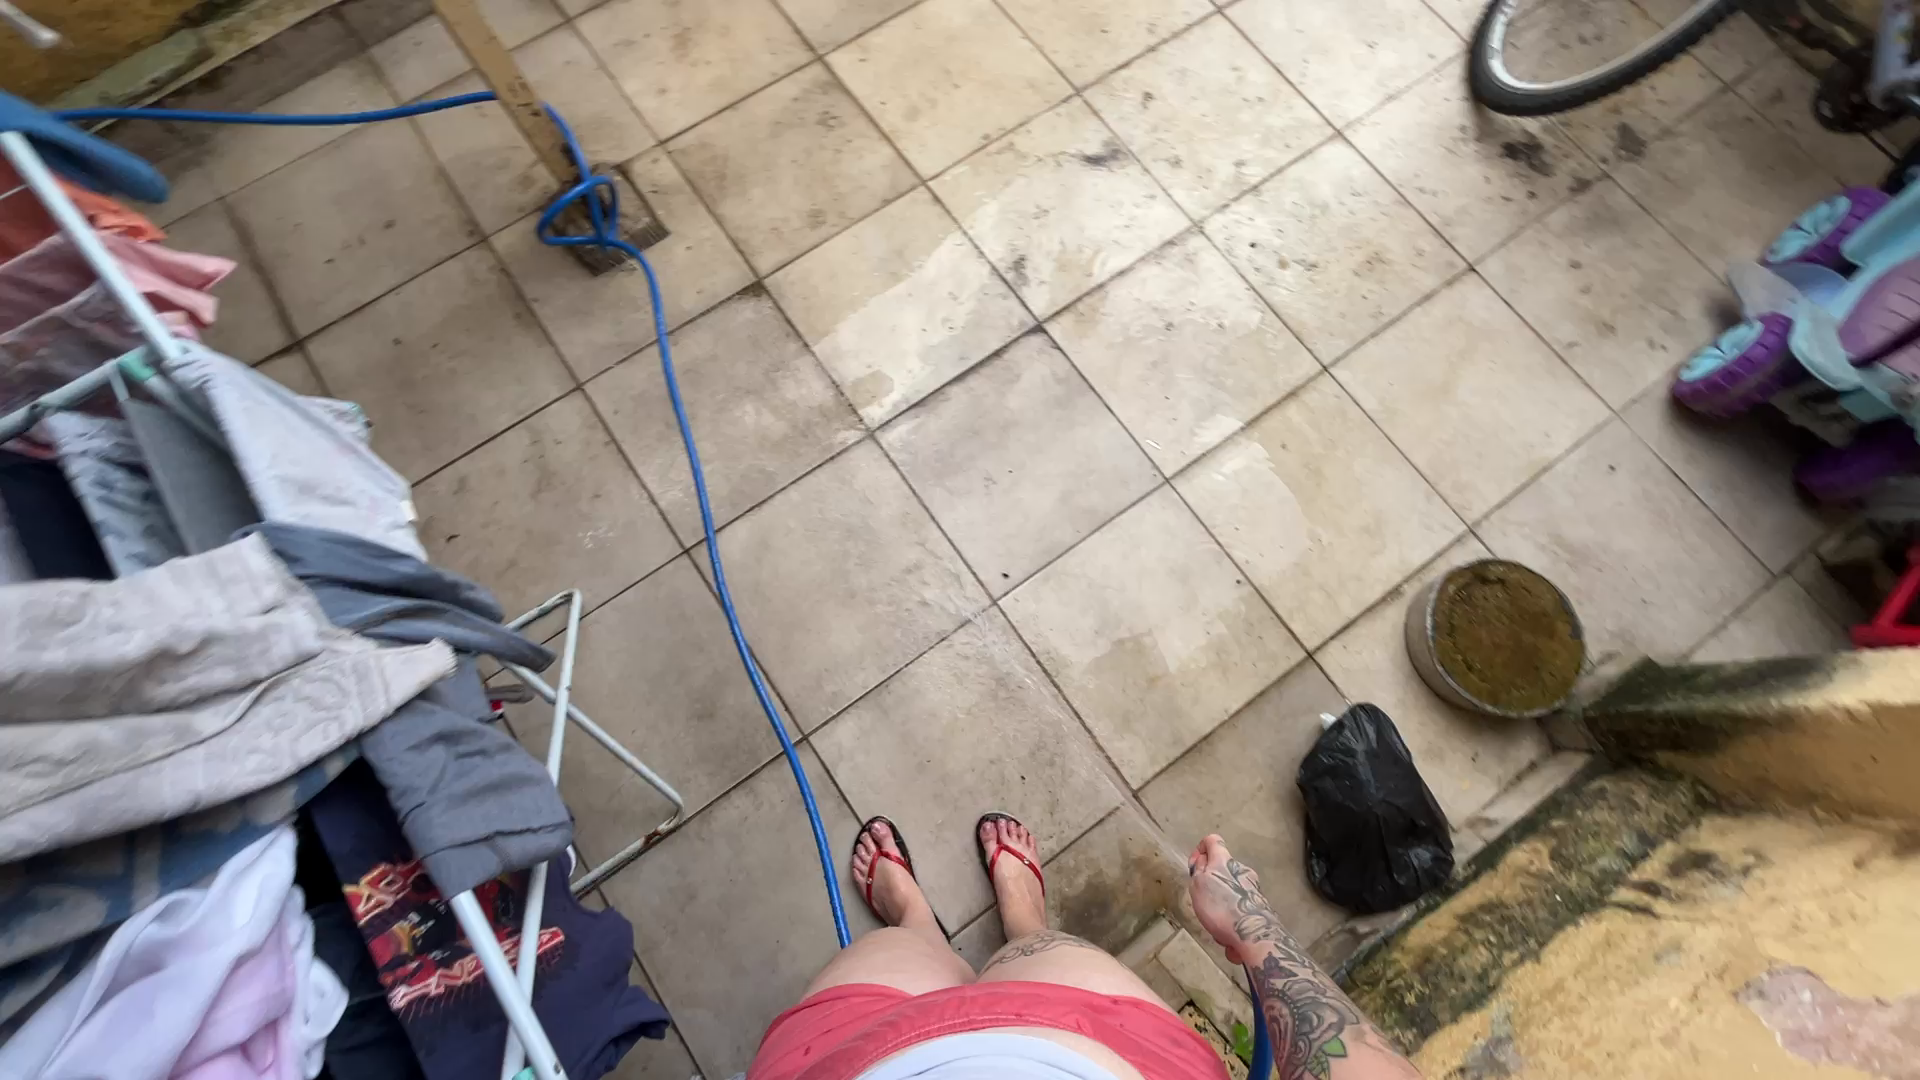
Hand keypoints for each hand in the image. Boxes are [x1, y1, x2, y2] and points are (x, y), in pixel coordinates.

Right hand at [1187, 834, 1274, 964]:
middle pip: (1222, 870)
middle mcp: (1242, 871)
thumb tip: (1204, 863)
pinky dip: (1233, 921)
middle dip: (1211, 886)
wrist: (1255, 937)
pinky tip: (1230, 938)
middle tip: (1203, 902)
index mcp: (1225, 861)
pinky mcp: (1261, 910)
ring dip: (1221, 906)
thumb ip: (1198, 870)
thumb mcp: (1198, 885)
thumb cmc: (1221, 907)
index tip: (1194, 868)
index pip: (1212, 840)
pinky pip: (1240, 911)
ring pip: (1231, 893)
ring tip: (1217, 927)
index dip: (1200, 850)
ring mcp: (1254, 891)